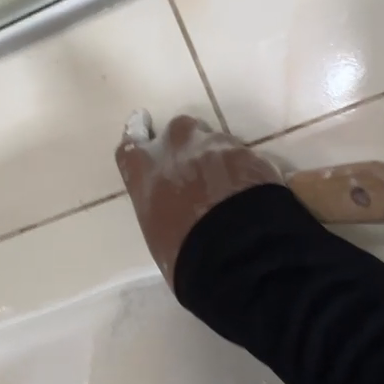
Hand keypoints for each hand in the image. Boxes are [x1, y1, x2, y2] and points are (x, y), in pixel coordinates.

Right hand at [116, 113, 281, 285]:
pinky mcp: (250, 154)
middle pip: (178, 130)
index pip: (131, 144)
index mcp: (144, 167)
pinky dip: (246, 172)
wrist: (235, 253)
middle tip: (195, 169)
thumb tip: (174, 207)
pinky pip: (246, 159)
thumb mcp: (156, 230)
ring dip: (218, 159)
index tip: (143, 131)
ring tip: (230, 189)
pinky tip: (253, 195)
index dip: (138, 136)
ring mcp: (216, 145)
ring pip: (215, 141)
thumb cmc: (182, 254)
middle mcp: (176, 145)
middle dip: (185, 144)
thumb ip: (160, 204)